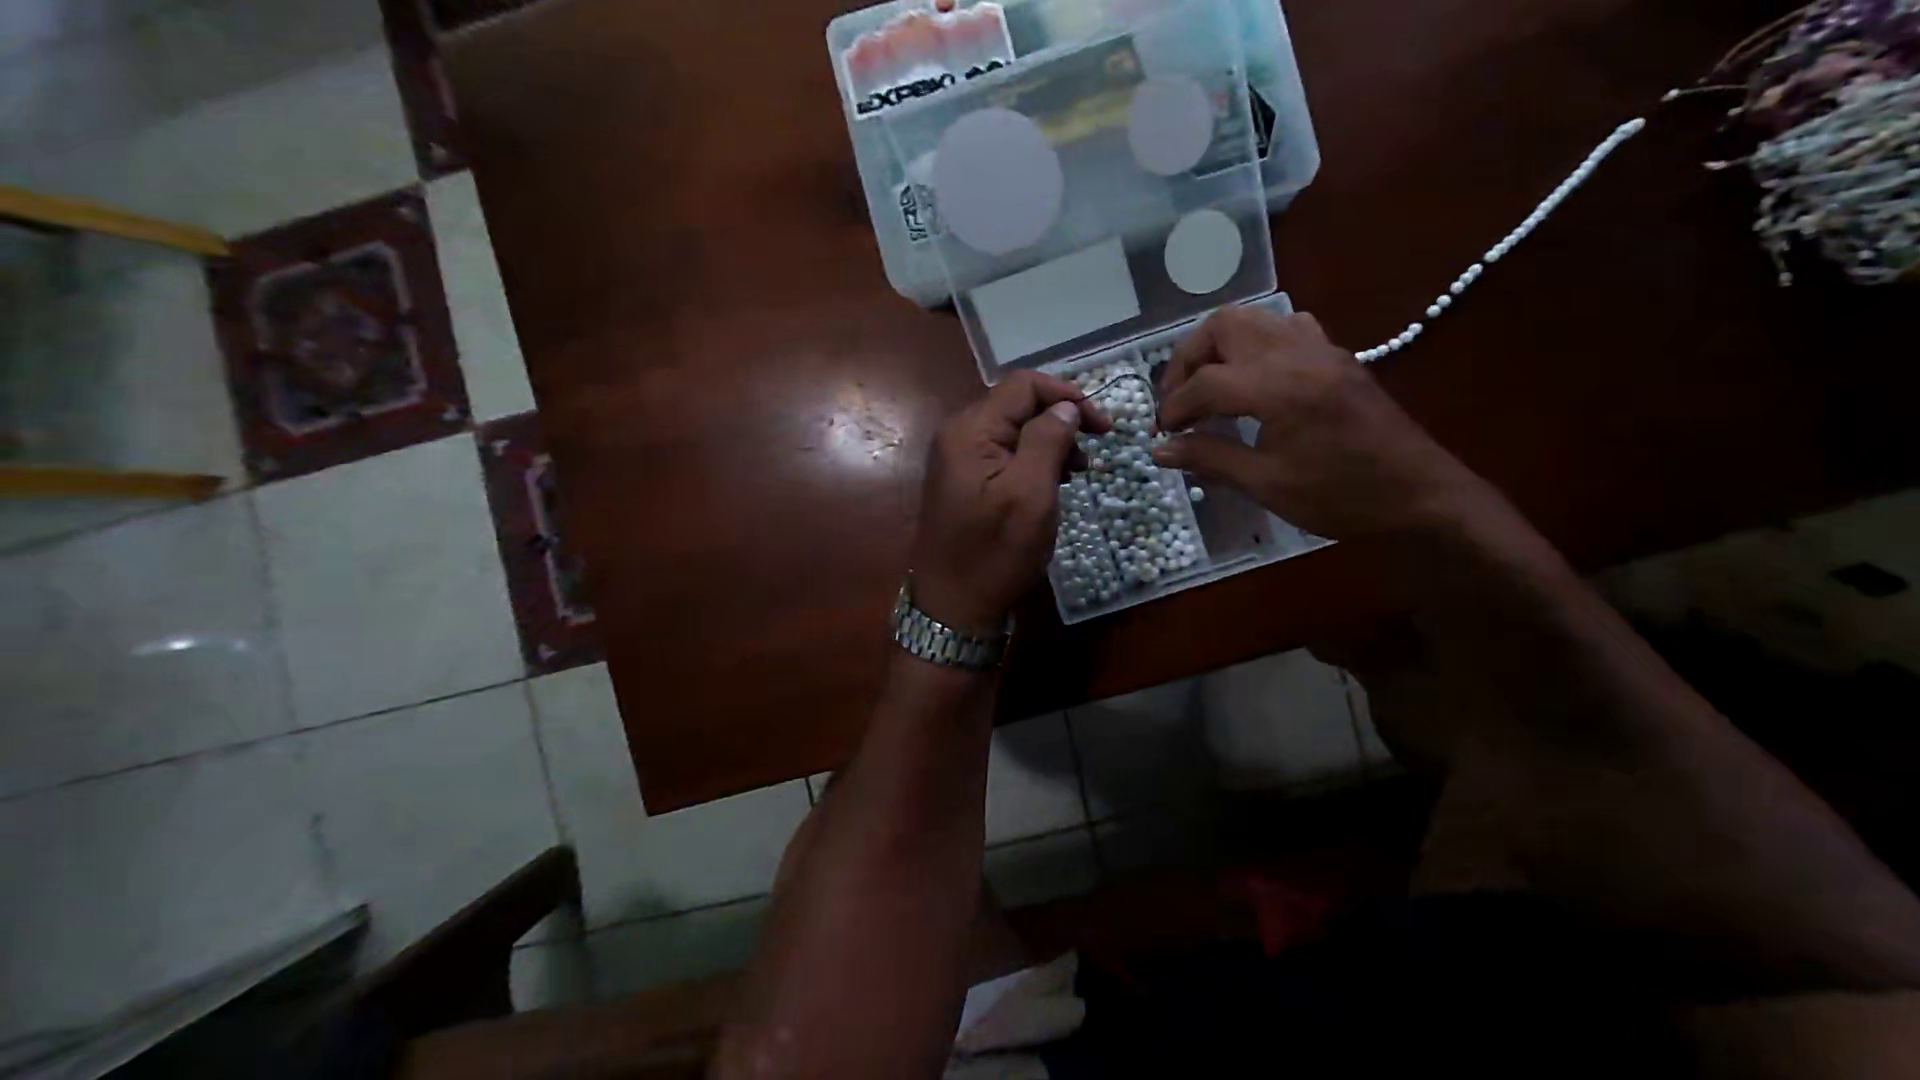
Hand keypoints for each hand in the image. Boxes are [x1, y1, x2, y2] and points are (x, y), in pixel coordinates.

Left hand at [910, 370, 1111, 633]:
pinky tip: (1052, 484)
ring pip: (1013, 430)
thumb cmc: (995, 554)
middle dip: (1060, 421)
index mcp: (970, 430)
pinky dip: (1032, 461)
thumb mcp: (1031, 495)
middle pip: (1017, 405)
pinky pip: (1003, 454)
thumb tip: (1065, 407)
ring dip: (1049, 443)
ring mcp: (957, 458)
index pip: (1023, 385)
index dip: (1067, 395)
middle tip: (1090, 455)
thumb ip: (1048, 441)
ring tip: (1076, 474)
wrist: (953, 606)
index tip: (1102, 426)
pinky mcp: (963, 480)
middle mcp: (958, 435)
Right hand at [1151, 308, 1488, 539]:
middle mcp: (1297, 354)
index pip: (1206, 382)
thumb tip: (1159, 450)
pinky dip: (1256, 342)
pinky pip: (1286, 327)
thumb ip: (1209, 459)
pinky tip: (1253, 377)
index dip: (1174, 407)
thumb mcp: (1267, 484)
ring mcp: (1321, 349)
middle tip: (1180, 400)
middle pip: (1223, 326)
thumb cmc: (1341, 496)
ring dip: (1218, 346)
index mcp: (1279, 388)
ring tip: (1208, 386)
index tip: (1164, 433)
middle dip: (1188, 359)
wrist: (1420, 496)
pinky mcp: (1336, 356)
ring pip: (1254, 318)